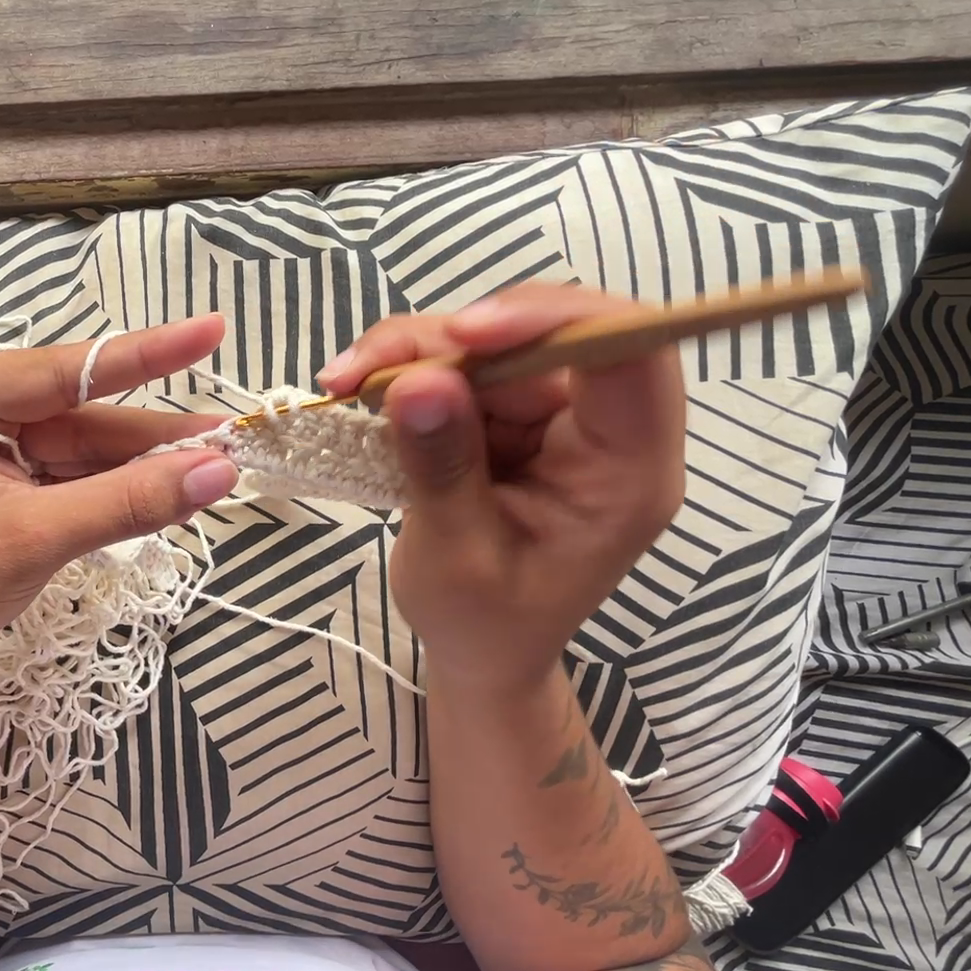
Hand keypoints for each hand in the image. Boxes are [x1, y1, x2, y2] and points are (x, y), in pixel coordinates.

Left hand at [0, 314, 240, 669]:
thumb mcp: (34, 536)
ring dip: (148, 465)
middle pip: (81, 411)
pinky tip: (175, 491)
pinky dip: (125, 489)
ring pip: (88, 446)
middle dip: (154, 433)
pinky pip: (80, 476)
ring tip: (217, 468)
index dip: (145, 355)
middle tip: (231, 434)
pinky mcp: (14, 482)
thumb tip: (219, 470)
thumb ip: (126, 501)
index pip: (60, 371)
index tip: (212, 329)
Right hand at [316, 285, 685, 685]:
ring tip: (343, 384)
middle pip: (541, 337)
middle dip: (446, 342)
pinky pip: (460, 367)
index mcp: (625, 470)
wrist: (478, 649)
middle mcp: (599, 428)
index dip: (552, 322)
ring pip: (489, 344)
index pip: (627, 356)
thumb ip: (442, 468)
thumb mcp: (455, 555)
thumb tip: (417, 380)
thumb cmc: (481, 622)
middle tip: (359, 373)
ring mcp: (553, 419)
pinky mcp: (511, 417)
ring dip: (410, 353)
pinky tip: (357, 391)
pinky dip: (404, 371)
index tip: (461, 334)